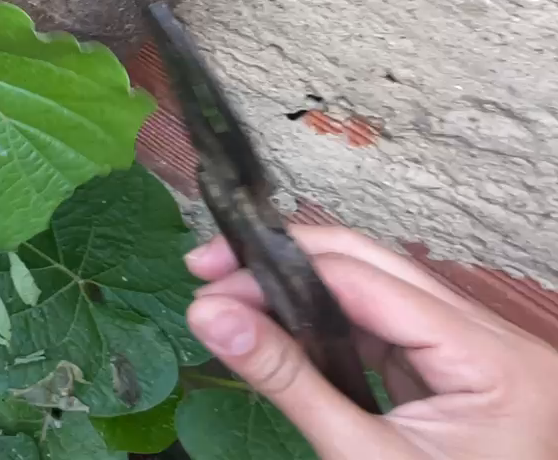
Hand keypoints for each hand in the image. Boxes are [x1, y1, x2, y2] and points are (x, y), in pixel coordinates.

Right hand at [187, 225, 557, 459]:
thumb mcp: (363, 456)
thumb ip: (285, 380)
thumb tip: (204, 312)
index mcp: (495, 361)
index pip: (357, 279)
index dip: (272, 274)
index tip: (205, 287)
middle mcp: (494, 338)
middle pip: (363, 261)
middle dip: (276, 260)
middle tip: (206, 270)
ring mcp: (474, 347)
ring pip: (362, 278)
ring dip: (289, 281)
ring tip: (230, 295)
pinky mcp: (446, 361)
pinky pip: (369, 312)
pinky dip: (313, 311)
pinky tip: (274, 323)